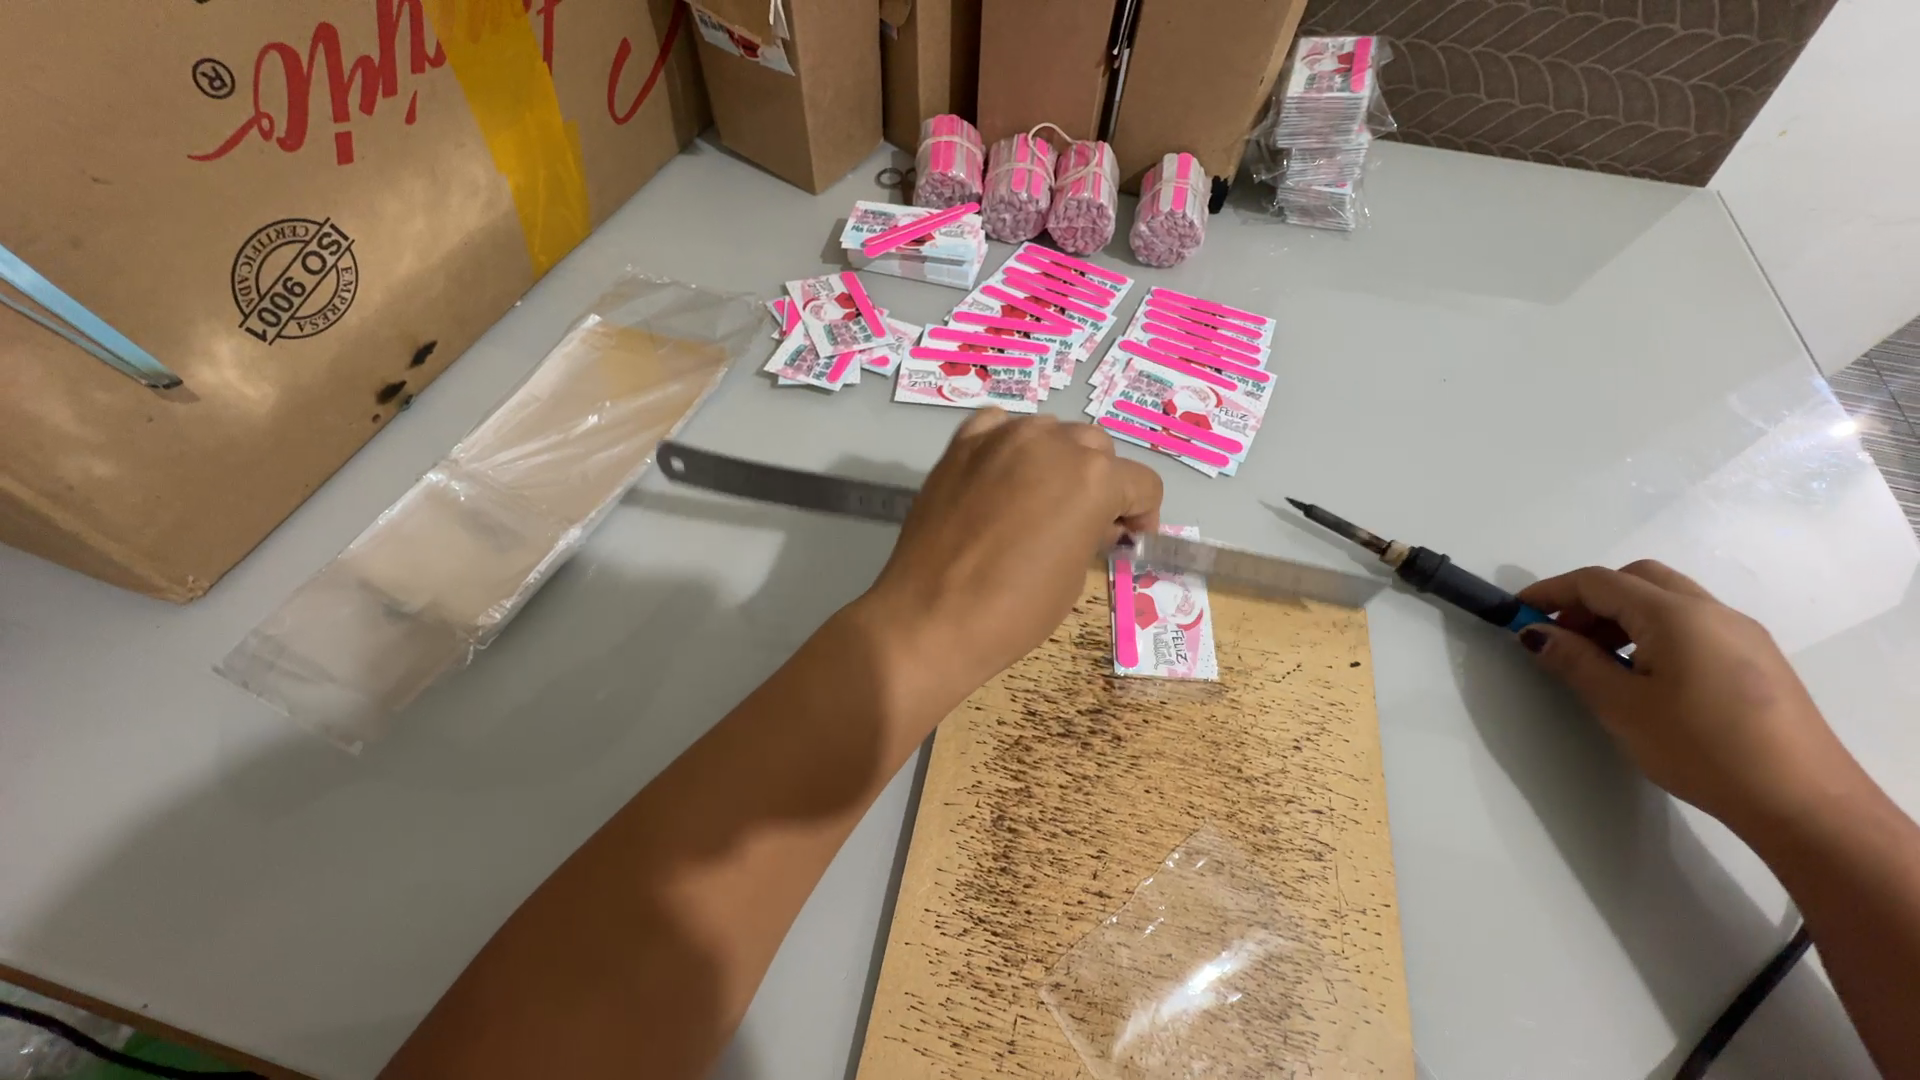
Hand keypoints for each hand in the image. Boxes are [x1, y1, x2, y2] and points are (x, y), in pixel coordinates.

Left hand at [859, 410, 1161, 711]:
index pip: (1141, 482)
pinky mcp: (961, 445)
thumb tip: (1094, 521)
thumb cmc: (1014, 611)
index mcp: (1094, 478)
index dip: (1142, 514)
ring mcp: (1002, 438)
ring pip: (1050, 432)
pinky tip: (1002, 476)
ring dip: (1057, 459)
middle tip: (1084, 522)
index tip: (1127, 538)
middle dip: (1100, 483)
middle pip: (1096, 448)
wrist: (930, 618)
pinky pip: (998, 427)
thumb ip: (1092, 532)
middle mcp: (1052, 443)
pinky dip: (1009, 445)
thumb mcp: (1074, 576)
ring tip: (1039, 499)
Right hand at [1516, 561, 1862, 834]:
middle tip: (1560, 635)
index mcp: (1677, 616)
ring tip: (1595, 659)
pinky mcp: (1755, 659)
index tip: (1515, 613)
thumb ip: (1574, 661)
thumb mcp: (1621, 706)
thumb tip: (1534, 633)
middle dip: (1589, 598)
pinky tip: (1641, 673)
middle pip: (1637, 578)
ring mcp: (1742, 634)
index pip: (1600, 582)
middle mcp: (1713, 612)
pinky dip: (1652, 630)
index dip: (1551, 591)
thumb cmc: (1702, 749)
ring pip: (1667, 599)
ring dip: (1621, 614)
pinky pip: (1691, 623)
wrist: (1805, 803)